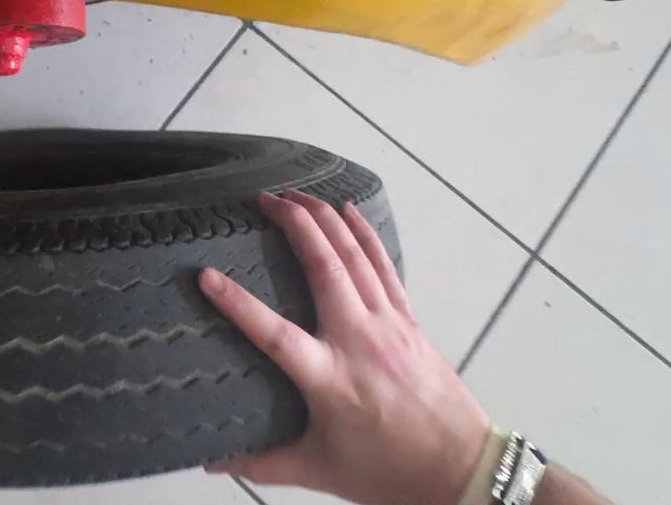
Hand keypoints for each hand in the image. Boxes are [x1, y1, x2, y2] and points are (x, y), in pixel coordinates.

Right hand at [201, 191, 490, 504]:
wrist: (466, 475)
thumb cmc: (387, 472)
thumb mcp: (320, 471)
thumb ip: (262, 463)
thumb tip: (207, 461)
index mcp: (329, 380)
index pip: (275, 334)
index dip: (239, 304)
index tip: (205, 275)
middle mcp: (357, 342)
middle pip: (324, 269)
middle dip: (294, 225)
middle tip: (264, 199)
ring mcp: (387, 326)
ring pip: (353, 257)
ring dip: (324, 219)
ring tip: (296, 194)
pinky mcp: (408, 320)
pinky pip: (384, 266)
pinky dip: (364, 233)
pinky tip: (347, 209)